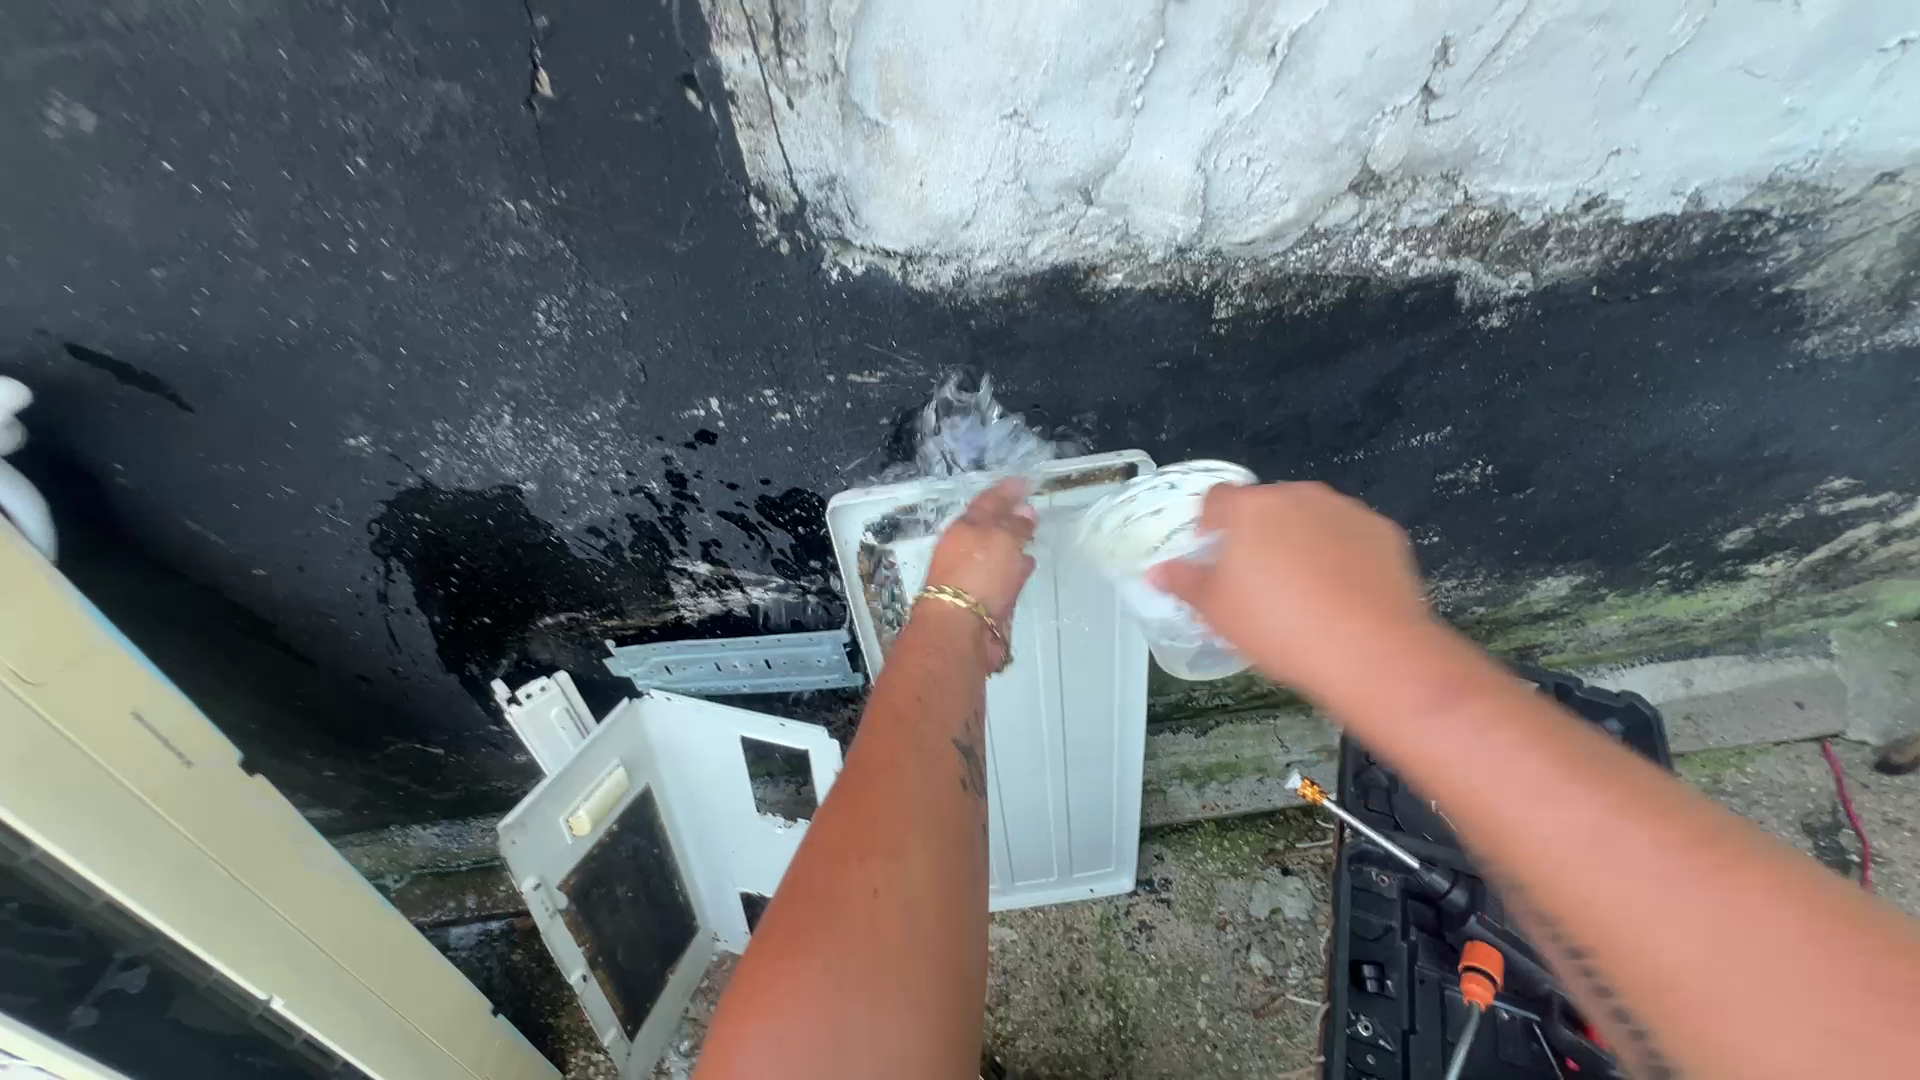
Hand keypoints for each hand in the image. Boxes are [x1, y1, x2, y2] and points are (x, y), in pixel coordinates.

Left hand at [921, 477, 1038, 668]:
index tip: (1026, 482)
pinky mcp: (984, 598)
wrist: (961, 628)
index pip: (988, 500)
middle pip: (990, 526)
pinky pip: (1003, 575)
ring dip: (1014, 542)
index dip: (1007, 489)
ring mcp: (974, 574)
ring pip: (997, 551)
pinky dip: (1016, 567)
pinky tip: (1029, 564)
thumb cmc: (978, 574)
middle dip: (1010, 516)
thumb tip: (1026, 511)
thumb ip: (1015, 524)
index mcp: (964, 527)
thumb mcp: (1000, 539)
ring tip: (1034, 535)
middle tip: (1032, 508)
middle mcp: (965, 548)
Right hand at [1149, 482, 1433, 692]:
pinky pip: (1348, 535)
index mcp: (1250, 508)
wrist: (1370, 651)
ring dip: (1298, 540)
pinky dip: (1339, 553)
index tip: (1211, 554)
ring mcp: (1345, 511)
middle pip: (1265, 505)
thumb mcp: (1216, 610)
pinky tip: (1339, 592)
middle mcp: (1298, 496)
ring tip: (1300, 588)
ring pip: (1309, 518)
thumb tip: (1157, 572)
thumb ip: (1183, 582)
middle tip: (1254, 577)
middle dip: (1256, 532)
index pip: (1216, 499)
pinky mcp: (1383, 532)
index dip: (1208, 524)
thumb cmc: (1278, 625)